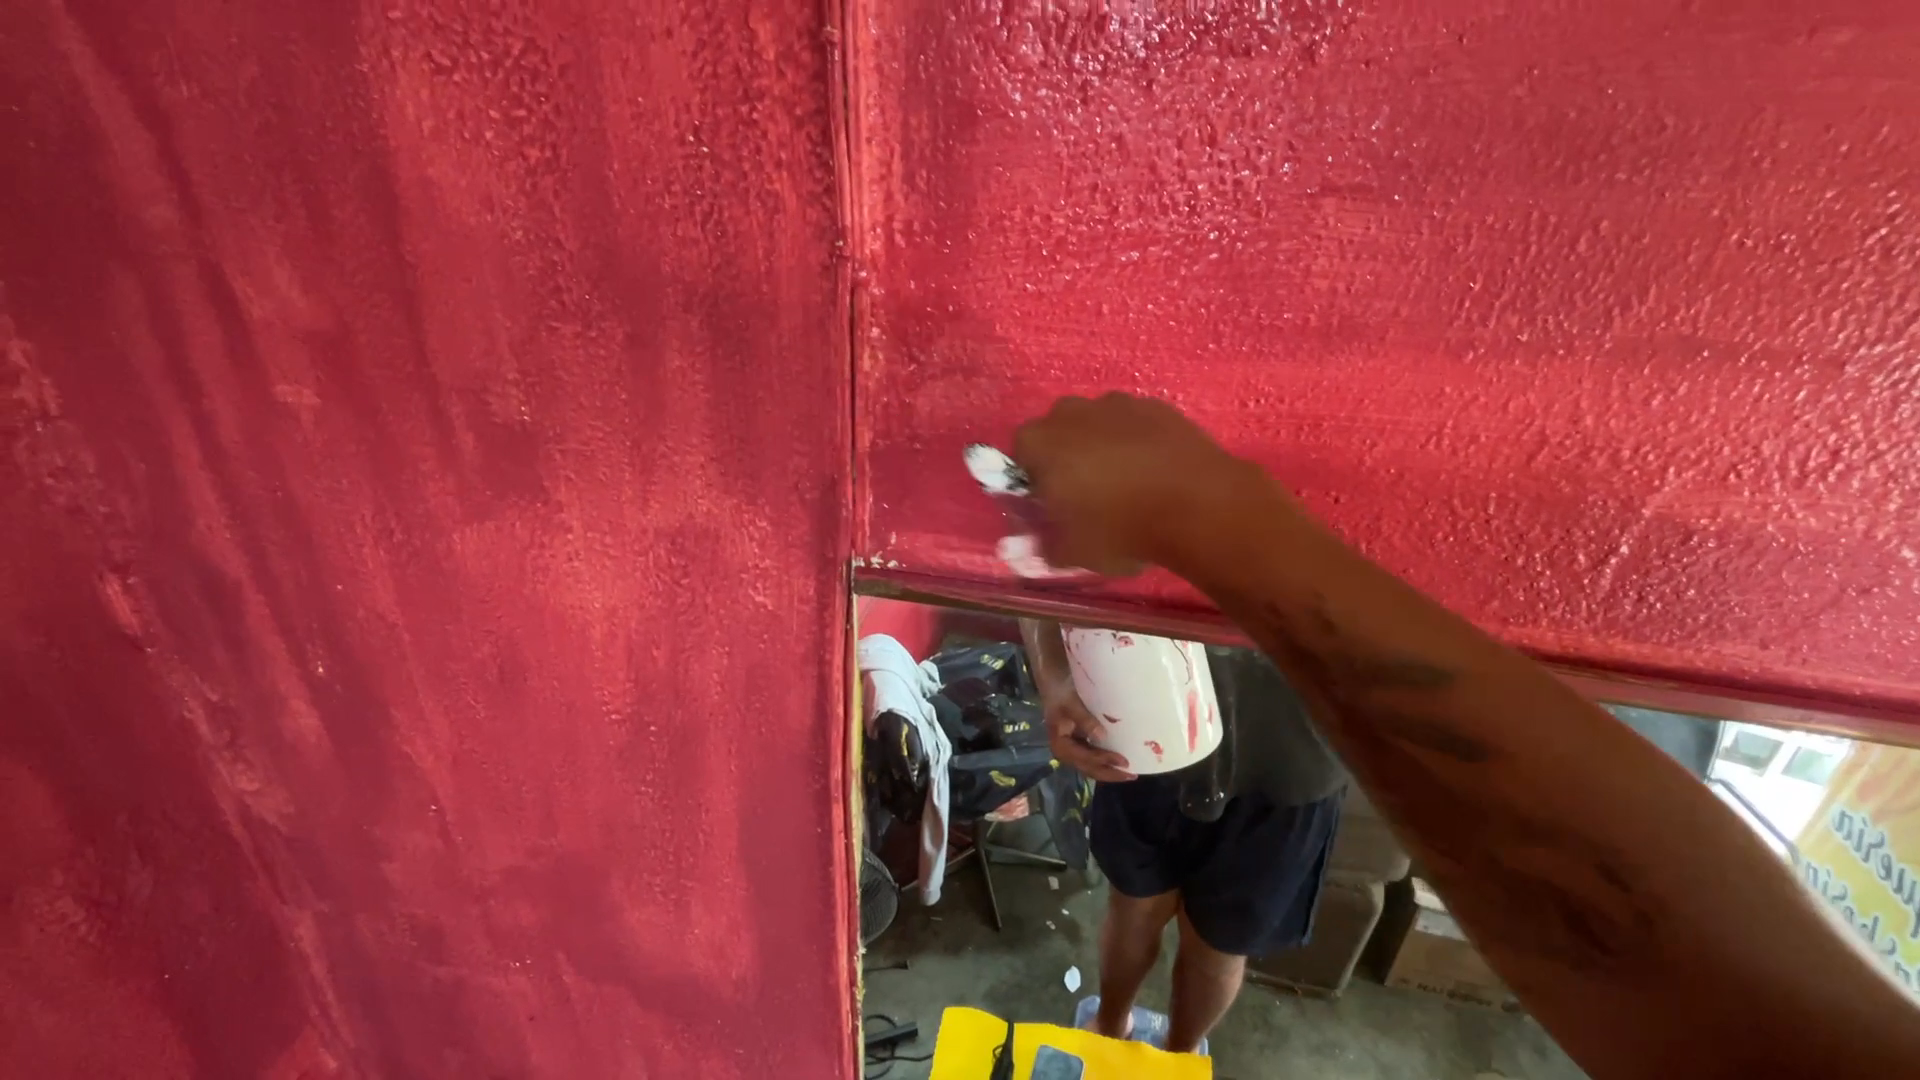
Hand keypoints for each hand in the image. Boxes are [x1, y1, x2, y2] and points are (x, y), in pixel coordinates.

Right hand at [1012, 393, 1269, 574]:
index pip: (1020, 457)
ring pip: (1097, 426)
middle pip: (1058, 434)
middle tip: (1086, 496)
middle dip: (1066, 459)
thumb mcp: (1072, 553)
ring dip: (1102, 448)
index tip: (1052, 507)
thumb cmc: (1119, 528)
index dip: (1034, 482)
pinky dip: (1138, 443)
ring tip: (1127, 485)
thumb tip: (1032, 548)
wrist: (1196, 504)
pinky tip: (1155, 473)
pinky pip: (1134, 425)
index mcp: (1039, 443)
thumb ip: (1043, 548)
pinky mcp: (1157, 406)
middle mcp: (1071, 412)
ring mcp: (1117, 404)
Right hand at [1040, 675, 1135, 782]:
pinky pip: (1093, 758)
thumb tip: (1102, 737)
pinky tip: (1118, 761)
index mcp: (1060, 745)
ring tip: (1128, 773)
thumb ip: (1085, 720)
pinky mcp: (1079, 743)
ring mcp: (1072, 749)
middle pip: (1088, 768)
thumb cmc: (1060, 691)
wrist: (1053, 683)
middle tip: (1131, 775)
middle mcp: (1065, 751)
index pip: (1085, 758)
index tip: (1124, 761)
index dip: (1104, 761)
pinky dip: (1105, 762)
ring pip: (1091, 766)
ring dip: (1108, 770)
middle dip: (1109, 773)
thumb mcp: (1071, 703)